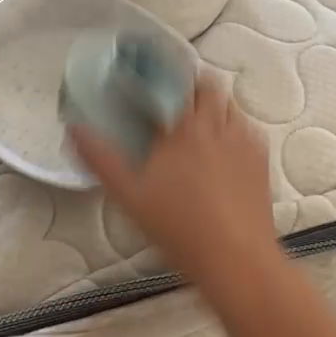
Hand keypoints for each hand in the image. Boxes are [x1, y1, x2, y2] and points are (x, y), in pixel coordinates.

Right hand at [70, 79, 278, 288]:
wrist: (237, 260)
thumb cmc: (179, 227)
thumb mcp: (129, 196)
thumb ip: (100, 158)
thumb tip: (73, 127)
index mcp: (185, 127)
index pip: (181, 82)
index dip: (169, 76)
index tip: (155, 80)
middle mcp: (219, 126)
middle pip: (211, 87)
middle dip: (195, 88)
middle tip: (176, 102)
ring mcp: (245, 142)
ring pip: (232, 106)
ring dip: (216, 106)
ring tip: (199, 125)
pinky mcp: (262, 162)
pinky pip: (248, 130)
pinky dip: (235, 129)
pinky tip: (223, 150)